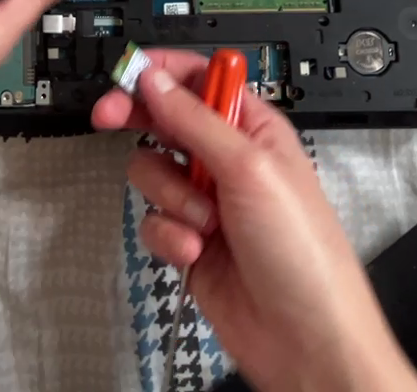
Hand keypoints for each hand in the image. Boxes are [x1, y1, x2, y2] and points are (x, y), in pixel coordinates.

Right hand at [92, 51, 416, 391]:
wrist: (306, 344)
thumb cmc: (305, 254)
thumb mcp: (250, 170)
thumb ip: (195, 119)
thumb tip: (155, 80)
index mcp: (251, 127)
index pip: (197, 79)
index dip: (160, 71)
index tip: (126, 72)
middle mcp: (226, 158)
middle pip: (165, 117)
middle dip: (138, 117)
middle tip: (110, 115)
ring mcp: (205, 199)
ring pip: (152, 169)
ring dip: (171, 196)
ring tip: (204, 221)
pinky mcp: (188, 237)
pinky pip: (153, 217)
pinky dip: (169, 234)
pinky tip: (196, 250)